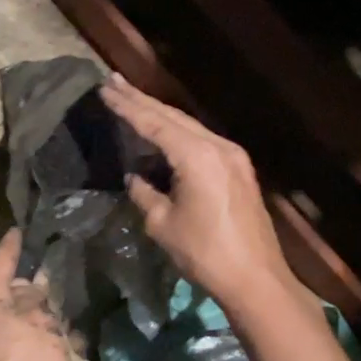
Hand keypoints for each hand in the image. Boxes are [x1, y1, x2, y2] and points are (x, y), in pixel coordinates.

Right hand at [101, 73, 300, 312]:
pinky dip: (177, 132)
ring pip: (189, 126)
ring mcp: (232, 156)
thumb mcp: (162, 224)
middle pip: (173, 116)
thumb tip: (135, 177)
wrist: (256, 279)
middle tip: (113, 82)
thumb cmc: (205, 253)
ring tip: (132, 98)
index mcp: (197, 156)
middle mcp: (218, 146)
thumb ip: (144, 192)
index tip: (104, 90)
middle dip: (141, 100)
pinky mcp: (238, 170)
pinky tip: (162, 130)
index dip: (127, 107)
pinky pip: (202, 140)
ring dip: (159, 113)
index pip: (154, 124)